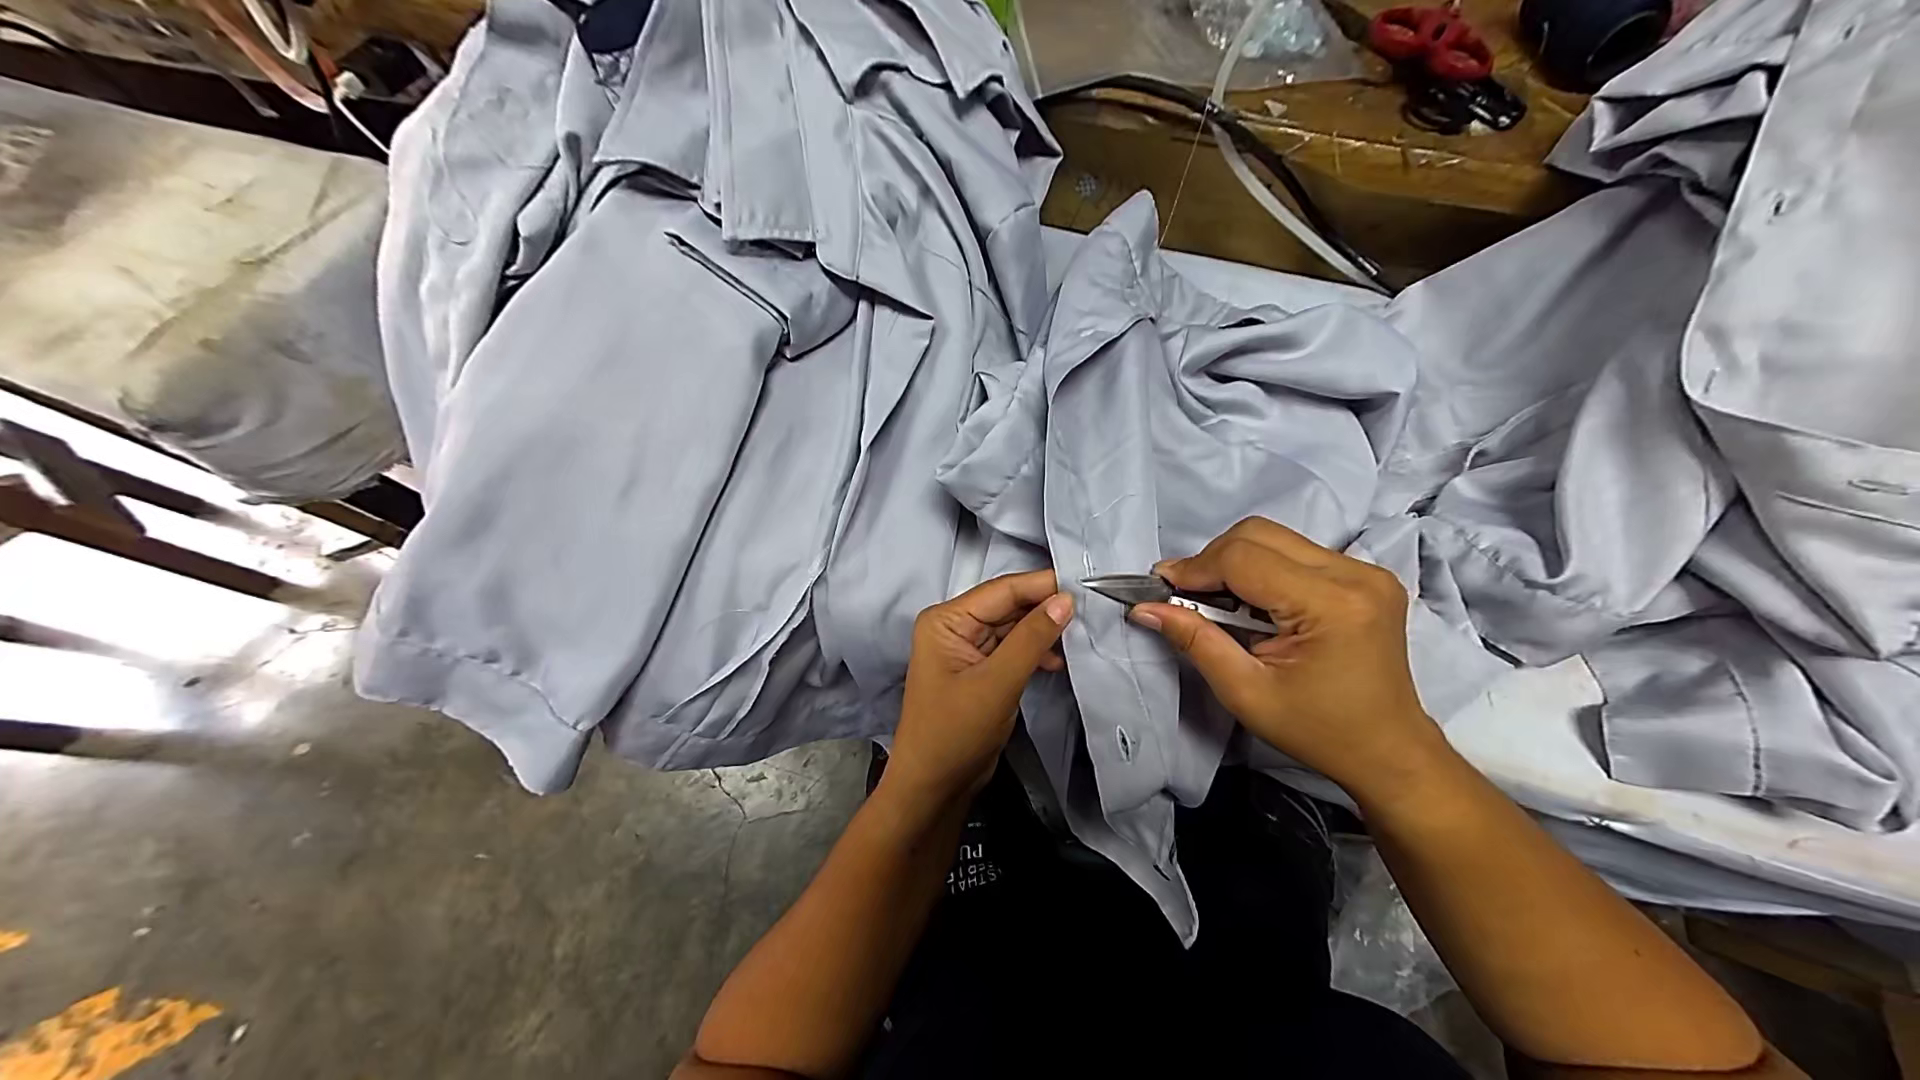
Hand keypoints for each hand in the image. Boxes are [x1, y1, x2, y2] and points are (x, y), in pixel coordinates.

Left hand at [885, 570, 1072, 806]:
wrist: (934, 785)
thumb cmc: (955, 733)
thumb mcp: (997, 682)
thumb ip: (1032, 638)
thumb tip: (1065, 601)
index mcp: (946, 620)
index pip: (1002, 590)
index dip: (1042, 585)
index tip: (1083, 585)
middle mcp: (955, 627)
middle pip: (1009, 605)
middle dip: (1046, 607)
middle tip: (1091, 608)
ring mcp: (968, 648)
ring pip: (1014, 626)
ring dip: (1044, 630)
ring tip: (1081, 634)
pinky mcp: (981, 670)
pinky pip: (1013, 648)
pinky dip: (1036, 651)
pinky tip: (1059, 659)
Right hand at [1130, 517, 1445, 797]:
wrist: (1387, 750)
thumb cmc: (1317, 730)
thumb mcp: (1244, 692)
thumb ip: (1194, 641)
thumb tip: (1146, 607)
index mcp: (1332, 605)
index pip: (1243, 558)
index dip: (1195, 568)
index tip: (1162, 588)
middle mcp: (1355, 576)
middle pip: (1258, 535)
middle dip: (1212, 561)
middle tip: (1186, 596)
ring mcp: (1366, 572)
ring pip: (1275, 538)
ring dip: (1234, 562)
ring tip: (1218, 602)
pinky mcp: (1365, 576)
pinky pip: (1295, 551)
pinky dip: (1260, 569)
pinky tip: (1251, 603)